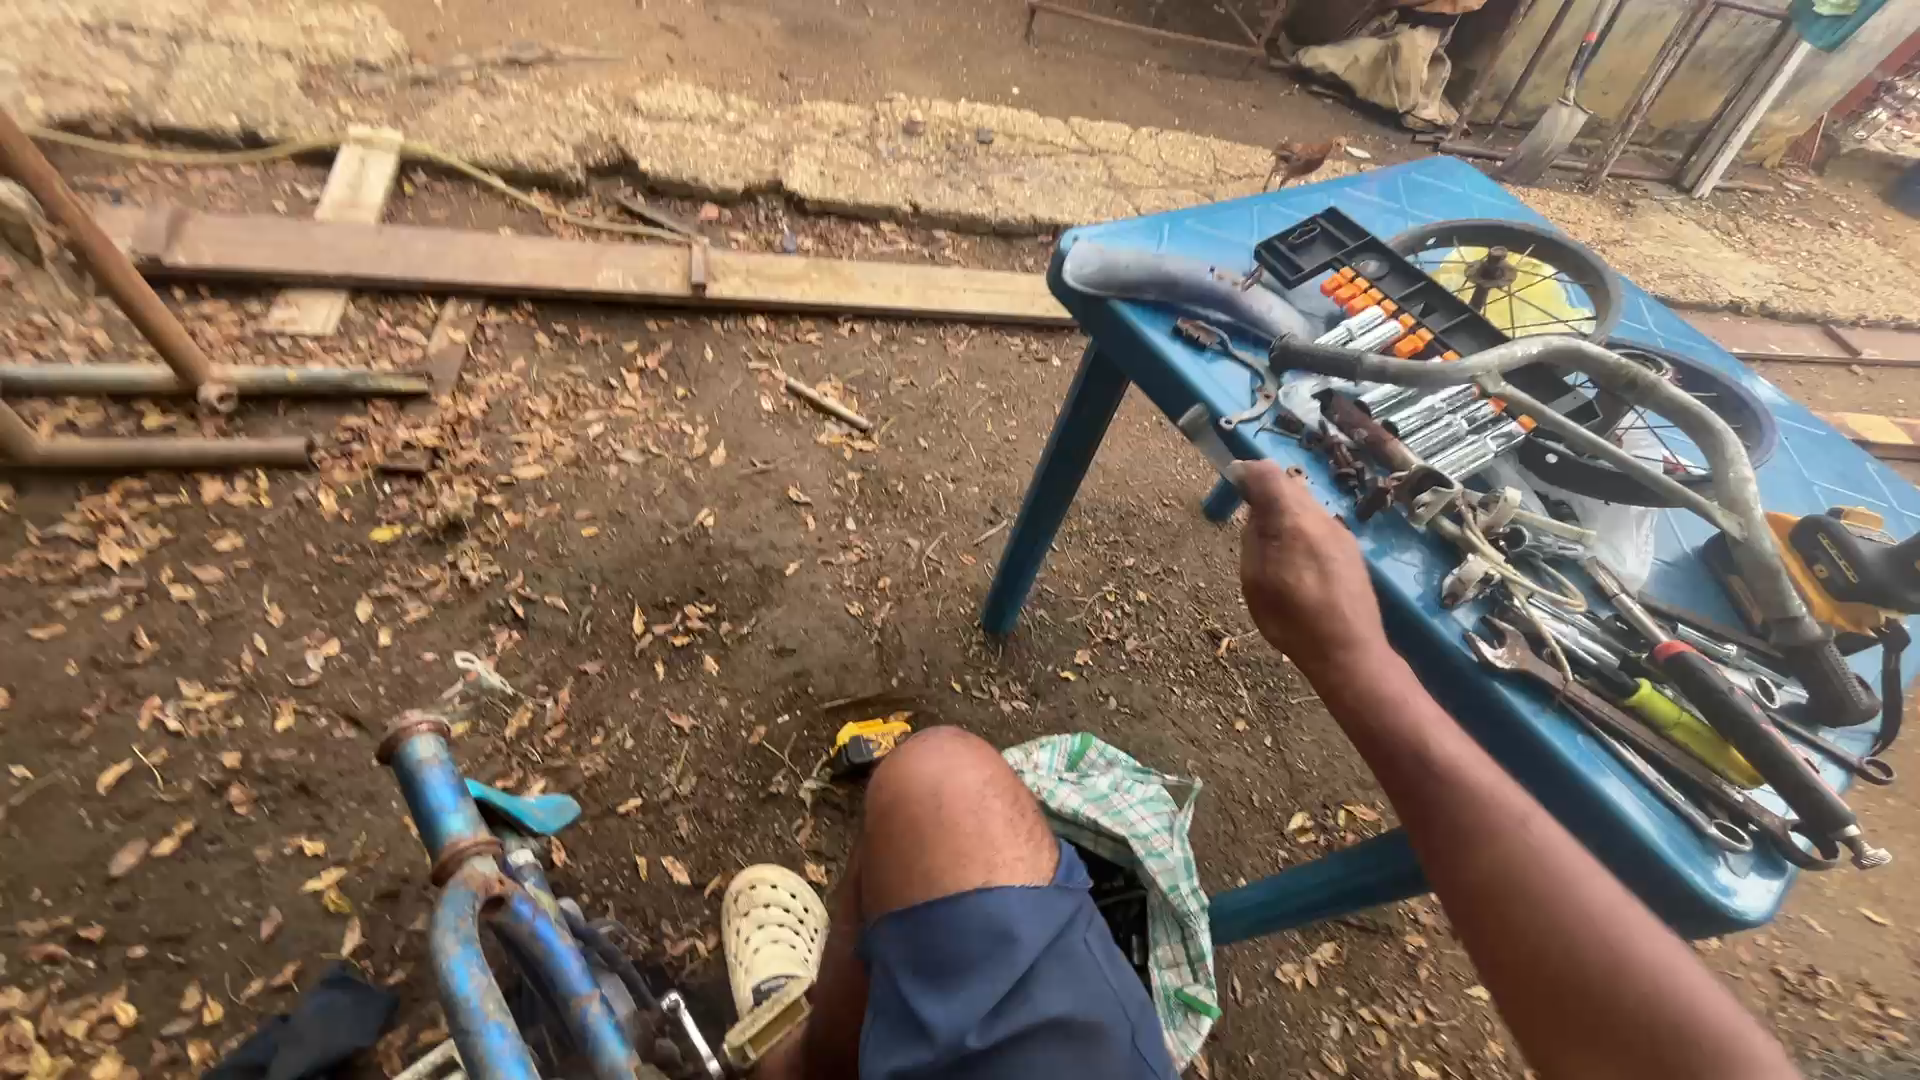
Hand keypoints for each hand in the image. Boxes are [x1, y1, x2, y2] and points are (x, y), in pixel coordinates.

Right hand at [1230, 460, 1388, 679]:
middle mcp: (1320, 518)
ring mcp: (1340, 532)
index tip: (1232, 482)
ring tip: (1270, 546)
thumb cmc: (1291, 620)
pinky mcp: (1351, 549)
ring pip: (1305, 505)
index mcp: (1292, 522)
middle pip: (1288, 486)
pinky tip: (1295, 560)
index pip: (1267, 474)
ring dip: (1283, 512)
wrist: (1348, 650)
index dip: (1246, 473)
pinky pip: (1318, 524)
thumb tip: (1254, 511)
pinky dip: (1300, 528)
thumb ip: (1253, 538)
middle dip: (1265, 494)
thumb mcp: (1254, 580)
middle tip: (1247, 519)